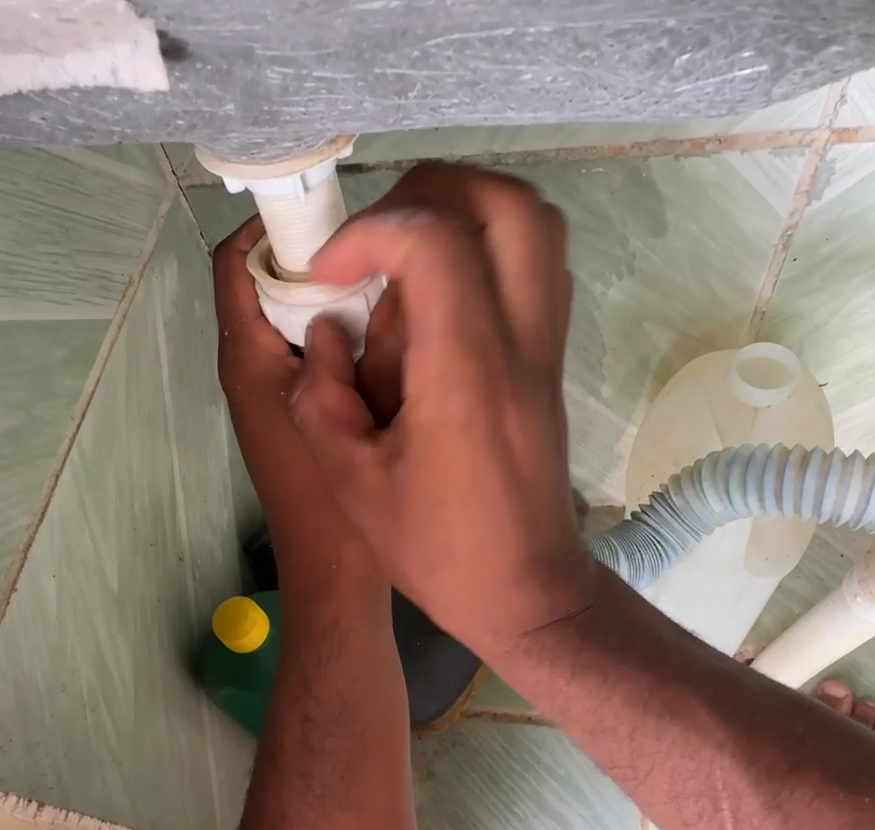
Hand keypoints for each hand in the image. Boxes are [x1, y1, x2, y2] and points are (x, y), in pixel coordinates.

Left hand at [213, 217, 378, 586]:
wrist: (332, 572)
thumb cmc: (337, 497)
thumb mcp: (367, 408)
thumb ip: (381, 340)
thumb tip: (399, 278)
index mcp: (249, 358)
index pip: (236, 261)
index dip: (274, 224)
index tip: (335, 212)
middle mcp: (246, 368)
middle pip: (264, 284)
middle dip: (314, 257)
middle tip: (379, 245)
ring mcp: (264, 393)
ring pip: (288, 319)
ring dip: (330, 296)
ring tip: (391, 283)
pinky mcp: (287, 413)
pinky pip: (305, 352)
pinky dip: (336, 333)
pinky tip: (390, 338)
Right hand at [285, 164, 596, 654]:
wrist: (527, 592)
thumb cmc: (438, 552)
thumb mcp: (352, 485)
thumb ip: (321, 397)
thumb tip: (323, 329)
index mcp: (466, 375)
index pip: (435, 243)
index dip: (370, 232)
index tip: (327, 272)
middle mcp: (520, 344)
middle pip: (505, 205)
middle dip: (429, 192)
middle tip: (375, 234)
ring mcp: (547, 350)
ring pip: (535, 225)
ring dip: (466, 210)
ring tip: (405, 250)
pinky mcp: (552, 362)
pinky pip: (538, 265)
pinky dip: (489, 247)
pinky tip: (440, 294)